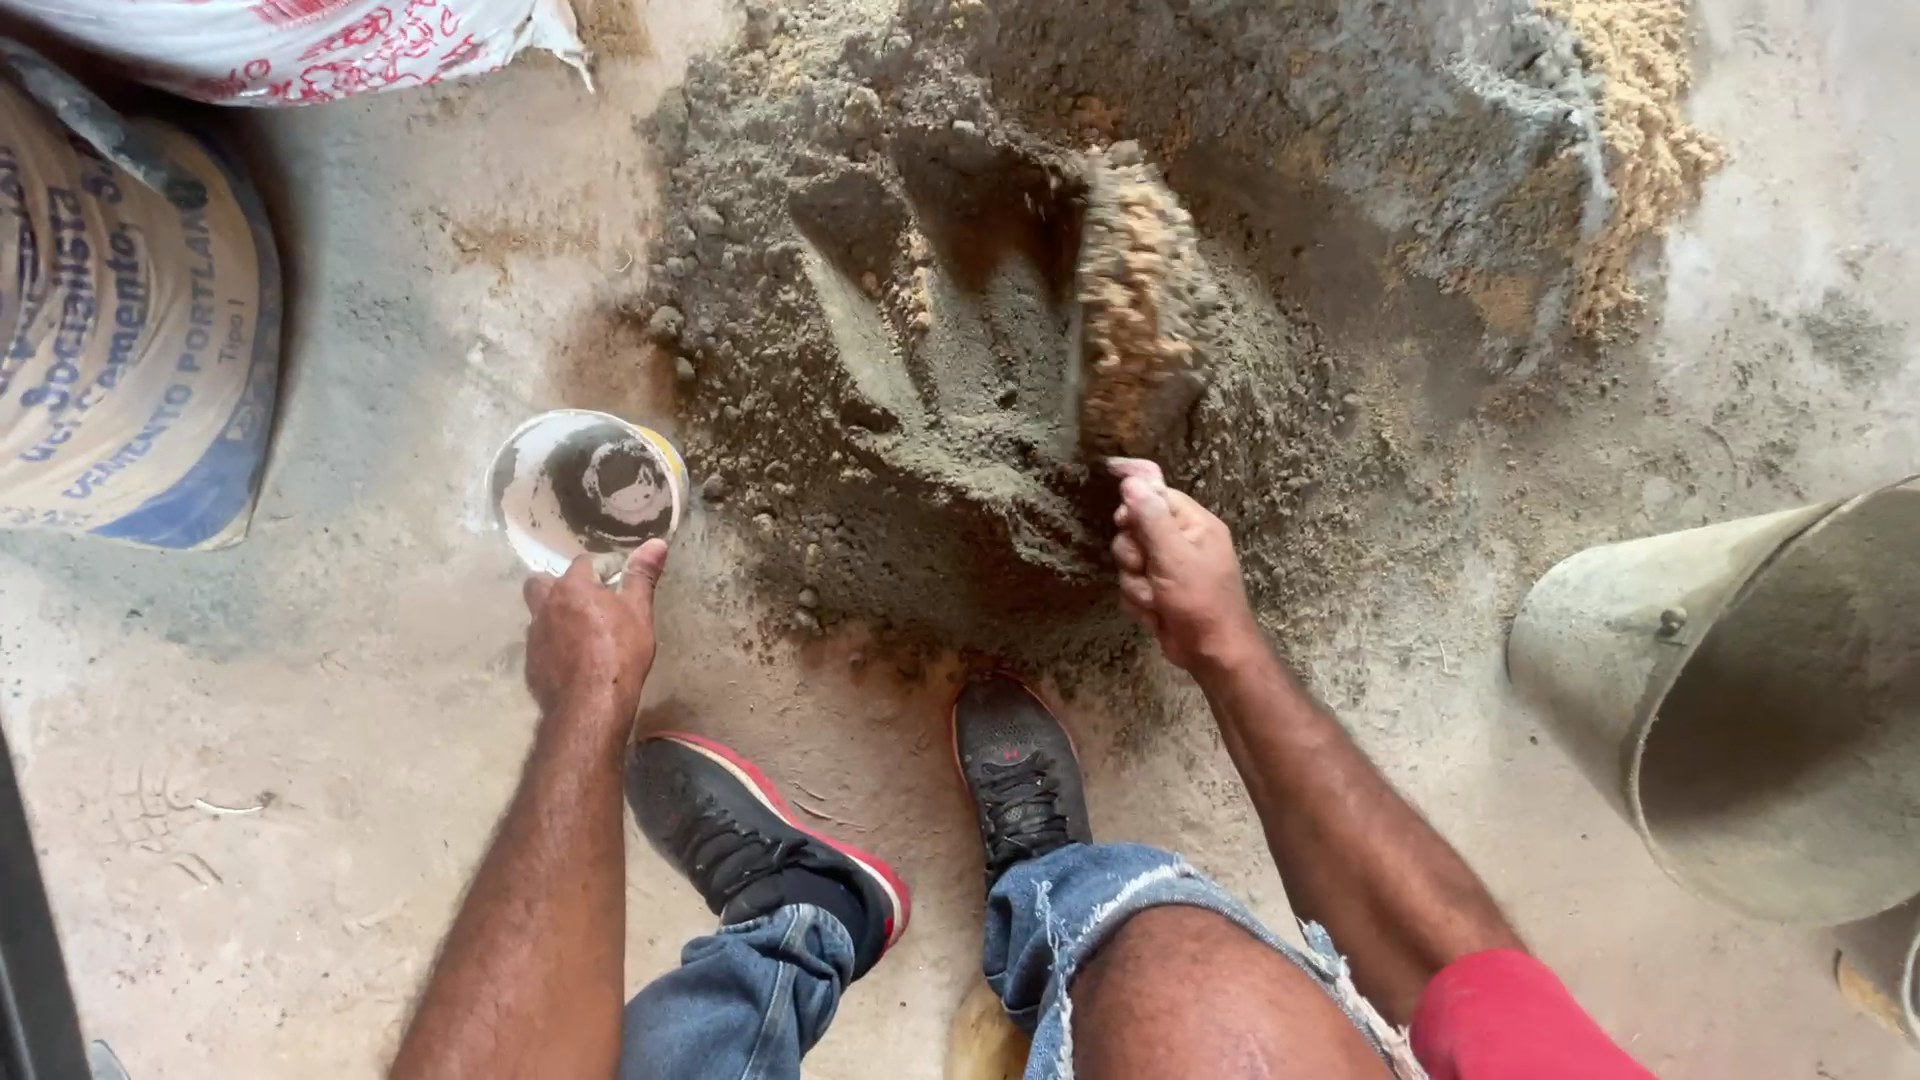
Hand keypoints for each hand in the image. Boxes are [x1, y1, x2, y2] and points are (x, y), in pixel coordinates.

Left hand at [522, 540, 669, 725]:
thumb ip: (643, 575)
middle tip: (585, 600)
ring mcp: (534, 636)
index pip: (583, 563)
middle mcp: (545, 606)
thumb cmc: (620, 650)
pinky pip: (541, 644)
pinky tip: (574, 658)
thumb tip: (657, 543)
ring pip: (539, 615)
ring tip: (581, 631)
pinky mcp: (531, 663)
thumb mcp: (639, 611)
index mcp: (572, 588)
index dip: (600, 568)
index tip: (616, 580)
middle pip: (540, 583)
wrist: (591, 702)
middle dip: (558, 585)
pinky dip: (554, 644)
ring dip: (556, 616)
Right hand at [1108, 459, 1261, 672]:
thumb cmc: (1201, 601)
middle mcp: (1180, 541)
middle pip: (1134, 528)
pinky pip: (1130, 584)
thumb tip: (1132, 481)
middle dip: (1133, 553)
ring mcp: (1167, 567)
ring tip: (1156, 599)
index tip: (1112, 482)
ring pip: (1127, 560)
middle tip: (1145, 567)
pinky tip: (1155, 613)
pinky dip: (1138, 600)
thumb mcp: (1174, 556)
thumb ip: (1151, 519)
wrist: (1211, 653)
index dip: (1135, 489)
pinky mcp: (1156, 590)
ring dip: (1135, 583)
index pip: (1158, 492)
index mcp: (1194, 524)